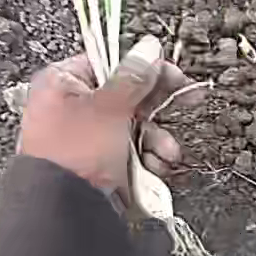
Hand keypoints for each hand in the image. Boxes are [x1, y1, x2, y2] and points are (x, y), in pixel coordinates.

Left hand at [16, 42, 202, 205]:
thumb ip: (133, 77)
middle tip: (191, 99)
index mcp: (64, 84)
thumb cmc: (78, 151)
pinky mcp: (106, 165)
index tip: (173, 73)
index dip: (144, 68)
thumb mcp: (108, 107)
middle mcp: (77, 109)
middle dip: (158, 109)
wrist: (67, 210)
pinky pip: (136, 153)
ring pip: (139, 129)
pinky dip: (150, 160)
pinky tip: (154, 167)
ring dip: (158, 140)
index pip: (109, 63)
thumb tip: (150, 46)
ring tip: (164, 154)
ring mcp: (92, 139)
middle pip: (130, 97)